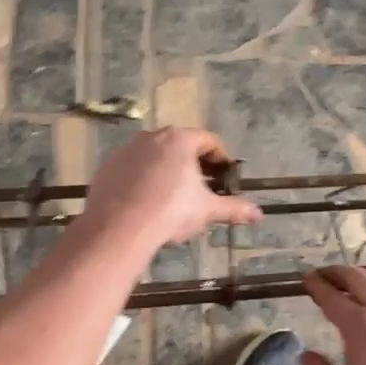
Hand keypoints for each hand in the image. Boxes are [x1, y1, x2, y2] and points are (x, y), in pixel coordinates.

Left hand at [82, 128, 261, 248]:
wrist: (119, 227)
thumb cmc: (170, 211)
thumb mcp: (206, 210)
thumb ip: (233, 208)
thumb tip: (258, 214)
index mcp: (180, 140)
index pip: (208, 141)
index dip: (220, 158)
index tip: (224, 176)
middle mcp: (152, 137)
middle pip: (180, 146)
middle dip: (193, 164)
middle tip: (201, 187)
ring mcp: (126, 150)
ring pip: (154, 156)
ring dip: (166, 170)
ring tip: (172, 196)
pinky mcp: (107, 167)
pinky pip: (131, 169)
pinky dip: (142, 179)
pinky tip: (146, 202)